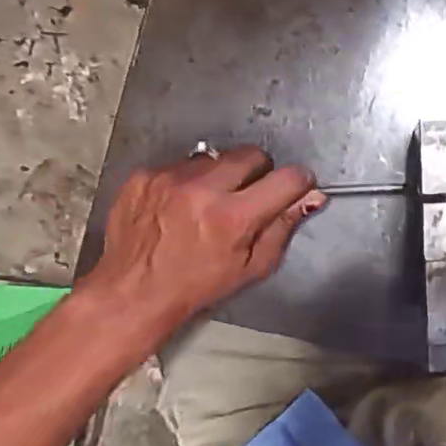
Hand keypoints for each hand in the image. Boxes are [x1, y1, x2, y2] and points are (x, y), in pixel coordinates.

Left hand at [78, 146, 324, 336]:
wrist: (134, 291)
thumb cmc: (196, 285)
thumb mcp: (253, 266)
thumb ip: (284, 227)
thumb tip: (311, 197)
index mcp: (234, 217)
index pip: (287, 178)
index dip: (298, 182)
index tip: (295, 188)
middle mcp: (202, 190)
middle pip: (252, 155)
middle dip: (258, 173)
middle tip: (248, 197)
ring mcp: (170, 178)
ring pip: (216, 157)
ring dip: (221, 175)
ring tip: (209, 203)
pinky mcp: (145, 175)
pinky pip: (182, 164)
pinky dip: (188, 180)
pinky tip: (181, 205)